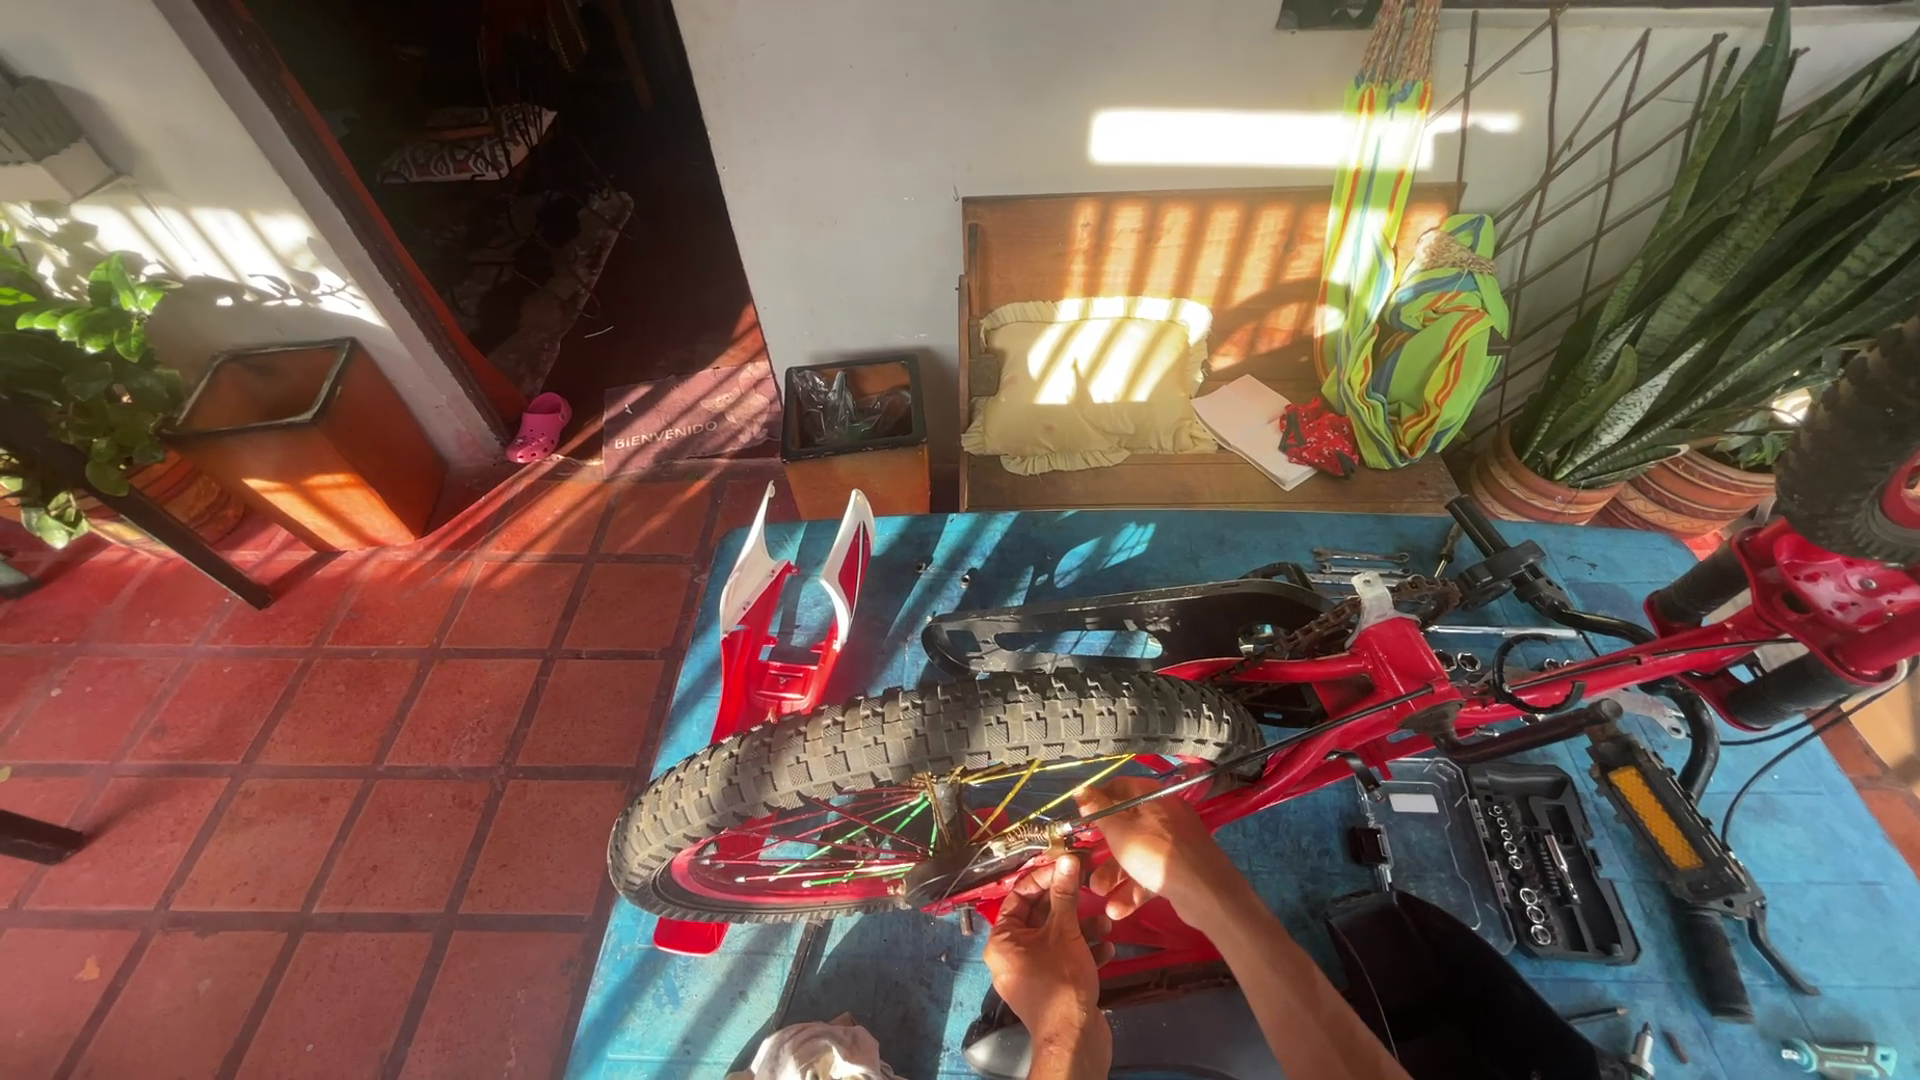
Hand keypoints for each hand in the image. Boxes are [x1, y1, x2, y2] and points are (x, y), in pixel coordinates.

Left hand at [982, 855, 1112, 1040]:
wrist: (1075, 1040)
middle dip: (1068, 906)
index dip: (1043, 879)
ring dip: (1081, 930)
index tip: (1065, 868)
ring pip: (1055, 940)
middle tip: (1089, 890)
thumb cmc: (1061, 979)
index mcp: (1003, 940)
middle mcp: (1011, 956)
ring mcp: (1031, 975)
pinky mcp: (1050, 990)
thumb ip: (1064, 894)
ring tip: (1105, 924)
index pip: (1019, 896)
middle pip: (1039, 918)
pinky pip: (1063, 961)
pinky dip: (1082, 953)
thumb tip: (1066, 859)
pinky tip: (1106, 948)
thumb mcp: (1064, 931)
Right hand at [1076, 776, 1249, 925]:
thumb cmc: (1157, 853)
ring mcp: (1172, 843)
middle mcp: (1163, 815)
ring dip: (1114, 874)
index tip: (1079, 815)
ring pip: (1135, 854)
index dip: (1097, 800)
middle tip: (1084, 861)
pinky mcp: (1177, 869)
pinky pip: (1149, 873)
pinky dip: (1133, 888)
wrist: (1207, 894)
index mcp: (1151, 797)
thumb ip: (1098, 810)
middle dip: (1102, 849)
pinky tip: (1117, 910)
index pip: (1119, 787)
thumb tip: (1081, 789)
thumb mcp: (1120, 830)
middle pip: (1125, 825)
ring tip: (1098, 893)